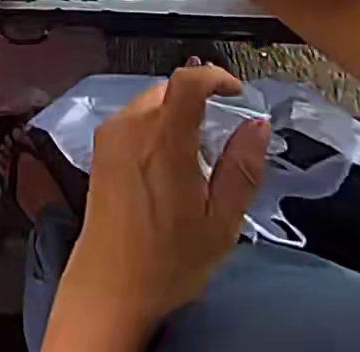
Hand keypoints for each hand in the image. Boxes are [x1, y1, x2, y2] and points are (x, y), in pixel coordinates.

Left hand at [46, 63, 269, 350]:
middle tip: (222, 133)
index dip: (215, 75)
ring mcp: (112, 133)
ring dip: (177, 113)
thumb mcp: (221, 222)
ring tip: (196, 155)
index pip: (187, 80)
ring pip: (152, 101)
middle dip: (200, 101)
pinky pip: (135, 116)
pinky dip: (156, 124)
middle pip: (171, 89)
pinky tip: (167, 161)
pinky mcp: (101, 144)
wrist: (109, 284)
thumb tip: (258, 125)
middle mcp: (132, 127)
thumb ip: (243, 167)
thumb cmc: (167, 260)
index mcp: (164, 141)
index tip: (236, 90)